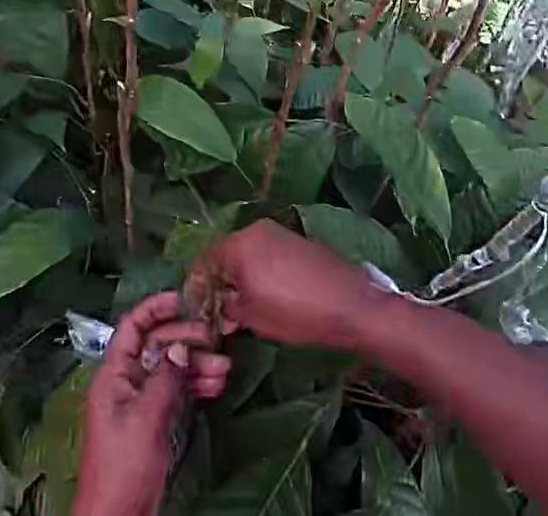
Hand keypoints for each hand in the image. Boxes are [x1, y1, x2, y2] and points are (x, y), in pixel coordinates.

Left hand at [71, 291, 230, 515]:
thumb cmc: (123, 466)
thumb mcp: (145, 418)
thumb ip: (164, 378)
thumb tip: (180, 347)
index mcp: (114, 375)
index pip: (133, 327)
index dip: (156, 308)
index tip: (183, 299)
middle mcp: (127, 381)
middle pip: (158, 344)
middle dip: (186, 340)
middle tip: (214, 341)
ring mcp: (142, 399)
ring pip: (171, 367)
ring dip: (197, 364)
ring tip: (223, 369)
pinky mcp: (155, 417)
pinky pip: (177, 388)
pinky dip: (195, 384)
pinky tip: (215, 386)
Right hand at [189, 219, 386, 351]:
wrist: (349, 304)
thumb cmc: (296, 312)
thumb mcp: (254, 317)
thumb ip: (230, 306)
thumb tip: (221, 304)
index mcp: (241, 244)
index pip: (205, 261)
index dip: (197, 286)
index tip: (197, 308)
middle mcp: (257, 230)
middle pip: (226, 254)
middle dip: (220, 280)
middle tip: (218, 309)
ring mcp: (279, 233)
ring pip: (247, 253)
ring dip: (240, 275)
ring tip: (240, 305)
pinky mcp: (296, 241)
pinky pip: (266, 253)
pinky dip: (258, 270)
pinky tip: (263, 293)